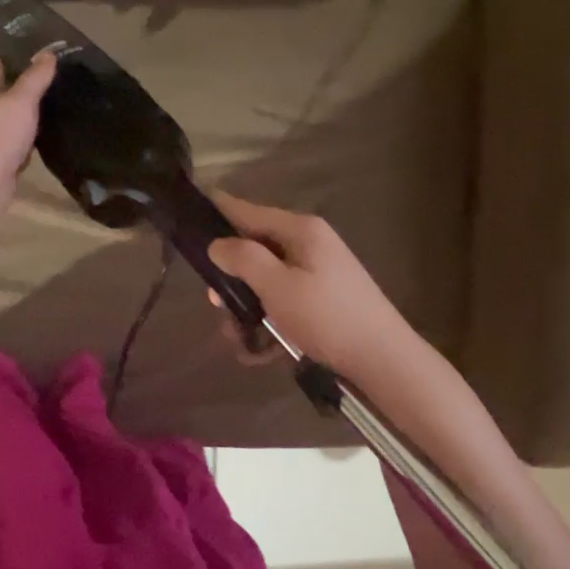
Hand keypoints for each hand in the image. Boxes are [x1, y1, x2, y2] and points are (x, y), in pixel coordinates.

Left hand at [0, 45, 55, 195]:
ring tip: (31, 109)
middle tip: (17, 77)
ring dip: (12, 116)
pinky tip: (32, 144)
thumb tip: (48, 52)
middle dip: (2, 88)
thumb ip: (35, 79)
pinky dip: (20, 142)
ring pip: (1, 122)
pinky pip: (11, 147)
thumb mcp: (21, 101)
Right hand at [205, 193, 411, 376]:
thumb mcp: (278, 287)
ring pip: (265, 282)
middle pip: (254, 250)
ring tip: (241, 341)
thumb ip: (244, 260)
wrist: (382, 358)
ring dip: (247, 310)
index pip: (247, 210)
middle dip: (231, 279)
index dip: (216, 210)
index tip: (187, 213)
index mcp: (300, 230)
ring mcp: (316, 272)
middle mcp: (308, 244)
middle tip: (217, 308)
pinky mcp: (321, 299)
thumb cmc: (327, 317)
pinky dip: (268, 323)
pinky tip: (261, 351)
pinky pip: (282, 303)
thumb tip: (217, 243)